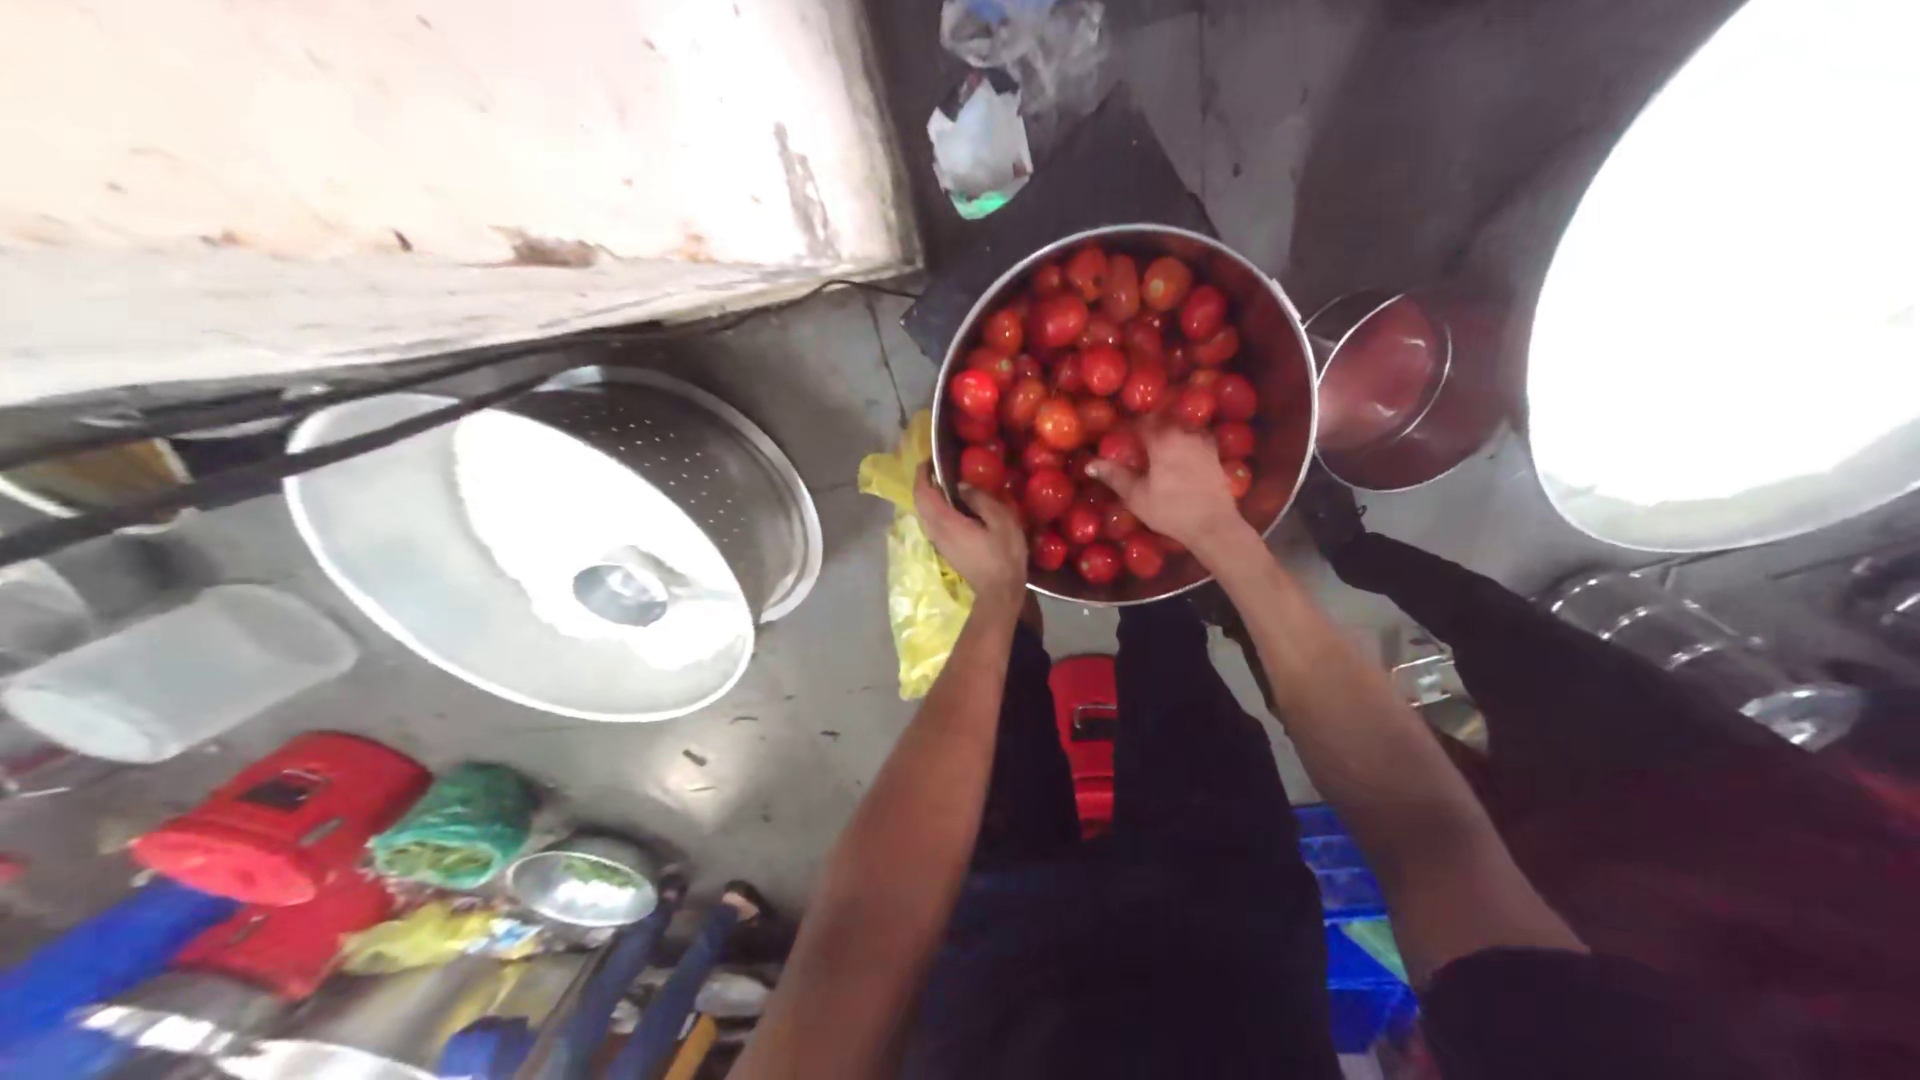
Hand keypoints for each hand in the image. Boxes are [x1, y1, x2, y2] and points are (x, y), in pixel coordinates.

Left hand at [913, 464, 1027, 608]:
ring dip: (930, 497)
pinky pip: (933, 523)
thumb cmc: (1004, 556)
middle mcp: (935, 531)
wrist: (999, 592)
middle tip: (939, 469)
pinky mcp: (945, 549)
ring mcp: (939, 543)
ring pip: (925, 514)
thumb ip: (980, 500)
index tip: (929, 460)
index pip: (923, 493)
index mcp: (946, 522)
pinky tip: (955, 506)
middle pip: (920, 503)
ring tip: (947, 484)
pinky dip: (937, 509)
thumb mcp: (1001, 521)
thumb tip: (961, 486)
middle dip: (924, 483)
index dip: (922, 474)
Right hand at [1086, 417, 1248, 554]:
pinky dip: (1185, 440)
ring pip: (1181, 426)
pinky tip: (1180, 452)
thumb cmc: (1170, 510)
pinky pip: (1196, 438)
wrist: (1213, 525)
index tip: (1115, 433)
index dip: (1125, 425)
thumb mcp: (1136, 496)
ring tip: (1156, 443)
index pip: (1139, 422)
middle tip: (1134, 436)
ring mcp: (1203, 443)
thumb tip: (1090, 464)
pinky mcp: (1214, 455)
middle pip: (1162, 419)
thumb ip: (1114, 476)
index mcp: (1162, 439)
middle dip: (1147, 424)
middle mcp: (1184, 433)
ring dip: (1167, 429)